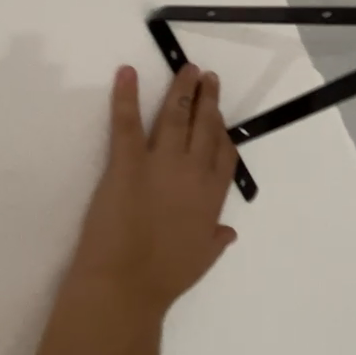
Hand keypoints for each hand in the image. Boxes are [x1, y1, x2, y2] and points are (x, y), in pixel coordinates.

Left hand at [64, 64, 239, 318]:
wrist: (125, 285)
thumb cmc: (164, 278)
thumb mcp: (202, 260)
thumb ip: (217, 240)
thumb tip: (230, 232)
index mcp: (212, 196)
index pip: (225, 153)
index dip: (223, 131)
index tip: (220, 117)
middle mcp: (193, 172)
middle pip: (205, 127)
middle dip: (208, 98)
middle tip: (208, 76)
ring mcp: (161, 163)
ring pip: (175, 116)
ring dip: (182, 89)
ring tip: (187, 69)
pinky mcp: (127, 162)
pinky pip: (127, 123)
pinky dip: (125, 95)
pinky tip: (126, 72)